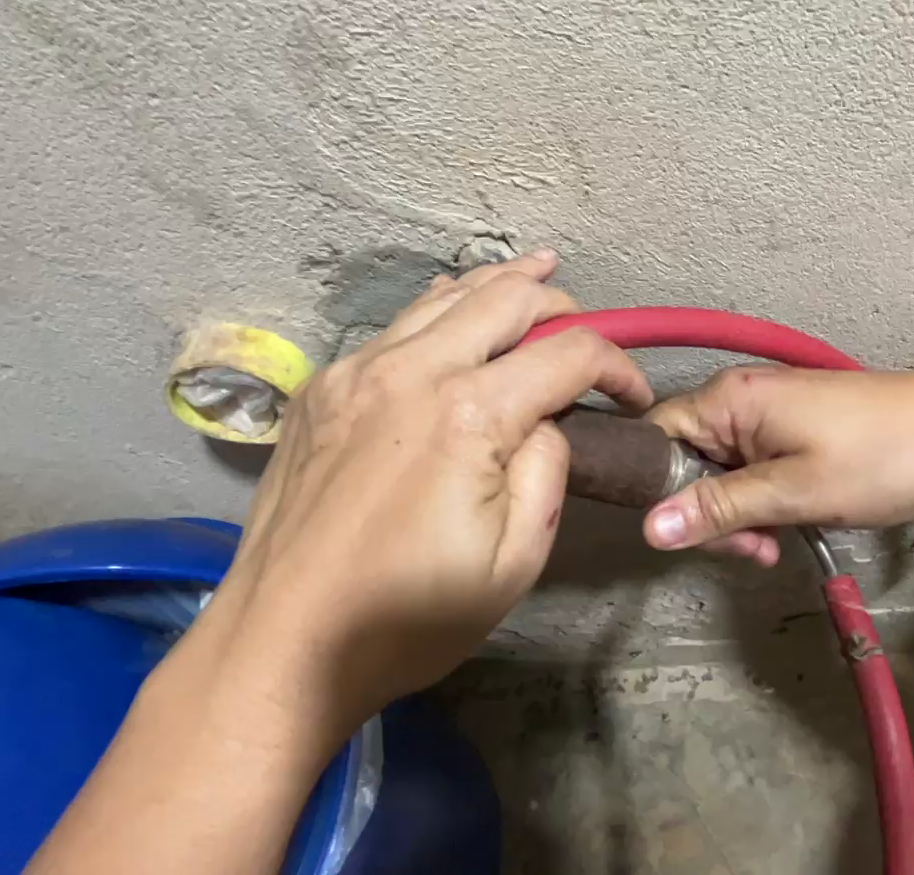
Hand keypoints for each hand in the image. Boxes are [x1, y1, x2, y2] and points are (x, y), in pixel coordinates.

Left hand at [213, 250, 651, 735]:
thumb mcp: (514, 559)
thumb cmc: (408, 617)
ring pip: (446, 295)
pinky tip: (457, 310)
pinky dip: (443, 309)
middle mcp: (411, 370)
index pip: (567, 354)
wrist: (281, 644)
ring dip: (503, 284)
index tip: (633, 396)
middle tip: (586, 336)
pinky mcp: (324, 386)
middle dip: (562, 306)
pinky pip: (398, 324)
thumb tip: (543, 419)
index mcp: (467, 415)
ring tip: (539, 270)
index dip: (616, 366)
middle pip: (507, 298)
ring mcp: (357, 369)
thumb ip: (546, 468)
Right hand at [641, 368, 913, 566]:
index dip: (660, 488)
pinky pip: (753, 464)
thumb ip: (718, 508)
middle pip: (687, 456)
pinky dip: (762, 498)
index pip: (656, 436)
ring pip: (721, 466)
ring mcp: (769, 409)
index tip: (693, 533)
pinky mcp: (794, 425)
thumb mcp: (794, 493)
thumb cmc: (879, 458)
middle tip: (751, 548)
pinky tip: (788, 525)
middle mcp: (740, 395)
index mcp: (729, 398)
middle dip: (707, 509)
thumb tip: (647, 529)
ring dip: (737, 511)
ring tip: (774, 544)